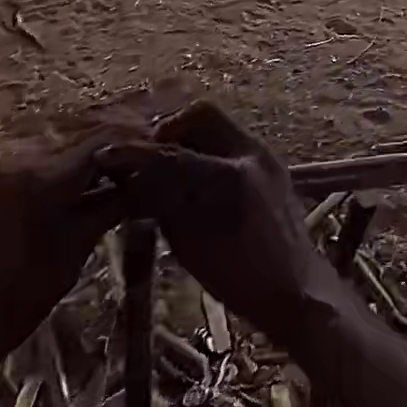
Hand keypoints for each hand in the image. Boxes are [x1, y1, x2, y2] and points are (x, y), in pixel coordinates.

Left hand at [0, 136, 126, 375]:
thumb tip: (136, 188)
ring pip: (58, 157)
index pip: (101, 143)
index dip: (137, 143)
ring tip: (122, 182)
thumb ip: (100, 216)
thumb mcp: (63, 264)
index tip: (164, 153)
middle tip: (150, 166)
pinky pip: (36, 171)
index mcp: (40, 179)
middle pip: (79, 144)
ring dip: (91, 164)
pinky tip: (81, 197)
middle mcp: (18, 163)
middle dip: (117, 150)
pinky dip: (64, 178)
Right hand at [100, 103, 339, 335]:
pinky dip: (205, 148)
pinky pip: (230, 139)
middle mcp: (251, 154)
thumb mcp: (189, 245)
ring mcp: (264, 154)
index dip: (136, 152)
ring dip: (186, 136)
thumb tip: (130, 178)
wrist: (297, 291)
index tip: (108, 154)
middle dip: (168, 129)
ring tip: (165, 163)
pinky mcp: (269, 161)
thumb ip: (162, 203)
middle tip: (146, 155)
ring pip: (217, 123)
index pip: (172, 152)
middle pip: (201, 115)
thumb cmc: (240, 282)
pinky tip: (190, 174)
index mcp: (229, 179)